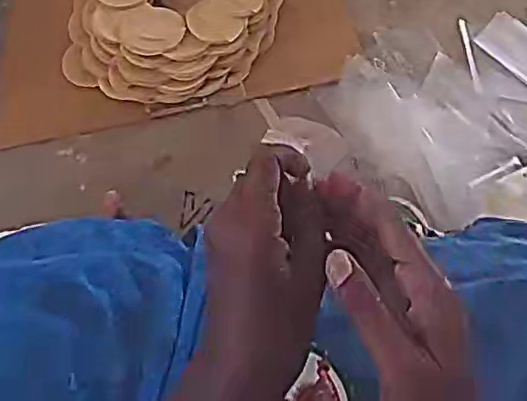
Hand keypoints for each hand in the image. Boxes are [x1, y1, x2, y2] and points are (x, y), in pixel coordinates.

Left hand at [172, 146, 326, 399]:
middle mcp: (226, 214)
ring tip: (301, 230)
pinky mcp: (214, 243)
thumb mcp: (310, 268)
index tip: (311, 179)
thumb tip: (306, 183)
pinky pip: (240, 210)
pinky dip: (262, 214)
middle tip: (312, 209)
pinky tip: (282, 244)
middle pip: (255, 173)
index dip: (290, 157)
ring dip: (274, 198)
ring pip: (248, 190)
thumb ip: (310, 215)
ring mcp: (215, 228)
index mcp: (250, 217)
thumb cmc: (280, 324)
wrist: (237, 369)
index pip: (264, 158)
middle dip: (285, 181)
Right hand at [319, 173, 473, 400]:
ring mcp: (417, 303)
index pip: (393, 228)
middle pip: (386, 234)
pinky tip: (332, 250)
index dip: (361, 199)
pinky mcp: (407, 319)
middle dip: (351, 207)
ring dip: (350, 227)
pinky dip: (353, 256)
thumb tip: (336, 256)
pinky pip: (377, 274)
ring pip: (380, 252)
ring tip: (318, 209)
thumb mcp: (400, 362)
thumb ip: (368, 309)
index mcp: (430, 289)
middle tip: (316, 189)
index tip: (331, 178)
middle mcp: (425, 287)